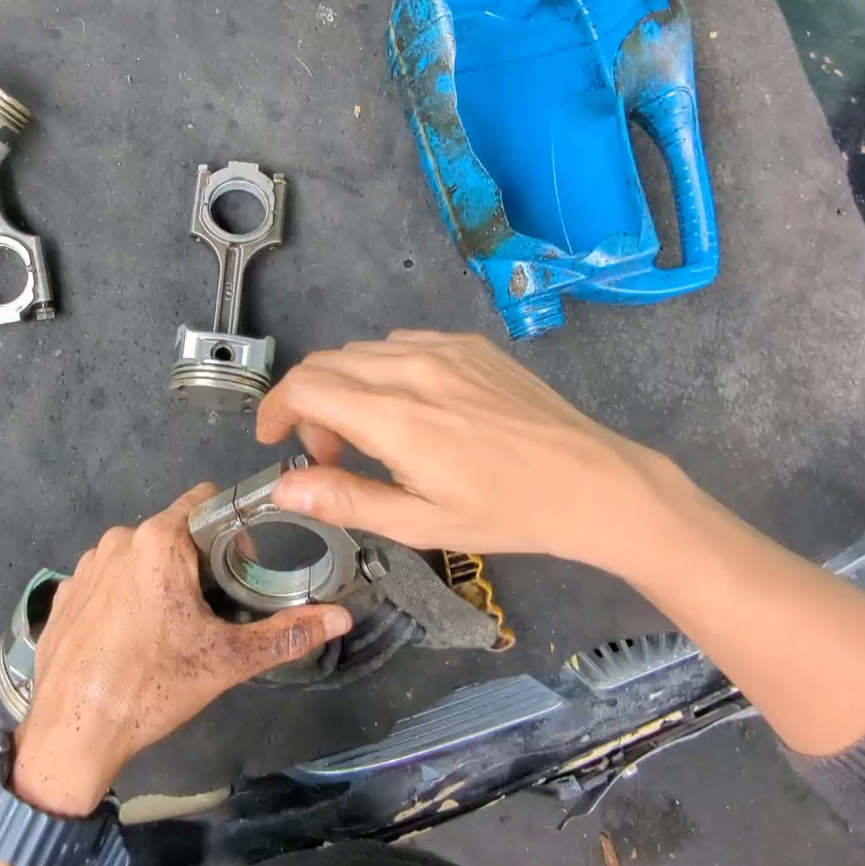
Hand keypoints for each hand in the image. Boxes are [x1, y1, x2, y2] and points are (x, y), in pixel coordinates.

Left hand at [12, 485, 352, 815]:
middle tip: (212, 612)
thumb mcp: (226, 661)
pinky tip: (130, 640)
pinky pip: (109, 577)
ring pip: (141, 555)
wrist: (70, 734)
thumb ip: (286, 633)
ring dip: (163, 579)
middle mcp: (118, 538)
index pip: (208, 500)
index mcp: (159, 540)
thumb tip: (341, 616)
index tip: (241, 573)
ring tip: (171, 630)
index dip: (234, 531)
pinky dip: (127, 596)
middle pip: (176, 532)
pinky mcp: (64, 591)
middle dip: (200, 562)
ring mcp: (85, 564)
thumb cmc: (152, 687)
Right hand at [255, 330, 697, 572]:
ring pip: (360, 352)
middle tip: (330, 453)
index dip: (274, 410)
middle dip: (307, 406)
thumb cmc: (505, 513)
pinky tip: (410, 405)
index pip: (303, 388)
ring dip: (343, 387)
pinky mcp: (468, 343)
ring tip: (373, 433)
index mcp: (394, 417)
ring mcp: (443, 348)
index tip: (272, 439)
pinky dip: (381, 369)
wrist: (592, 482)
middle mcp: (410, 368)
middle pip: (324, 364)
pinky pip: (401, 342)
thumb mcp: (420, 523)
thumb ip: (345, 499)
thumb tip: (281, 489)